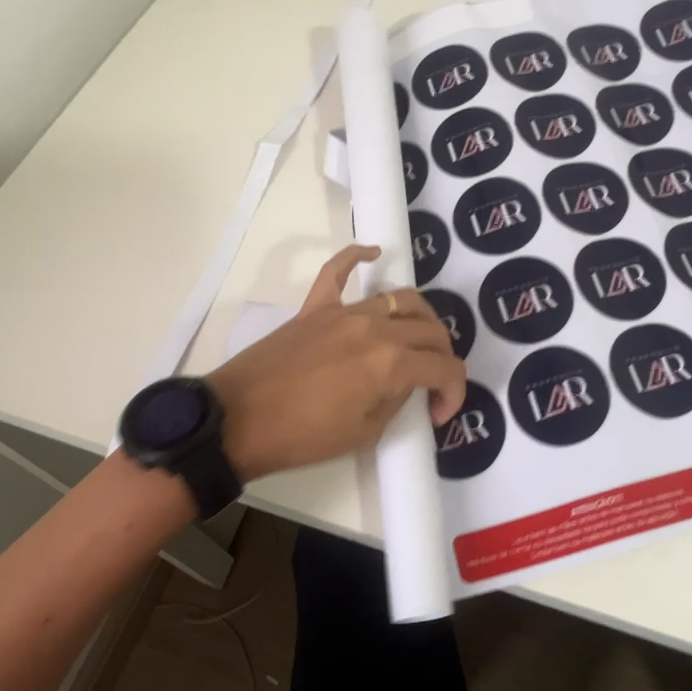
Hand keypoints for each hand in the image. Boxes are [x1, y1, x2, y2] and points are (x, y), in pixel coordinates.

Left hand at [207, 245, 466, 481]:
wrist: (237, 421)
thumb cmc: (301, 437)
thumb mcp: (363, 434)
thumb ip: (395, 401)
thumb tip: (404, 385)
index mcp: (391, 363)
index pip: (444, 367)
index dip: (453, 391)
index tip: (440, 412)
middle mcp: (376, 328)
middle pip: (430, 329)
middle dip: (442, 356)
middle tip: (431, 381)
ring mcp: (344, 312)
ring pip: (399, 299)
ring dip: (419, 318)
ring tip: (416, 340)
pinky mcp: (315, 307)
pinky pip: (338, 270)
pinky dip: (357, 256)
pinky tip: (373, 253)